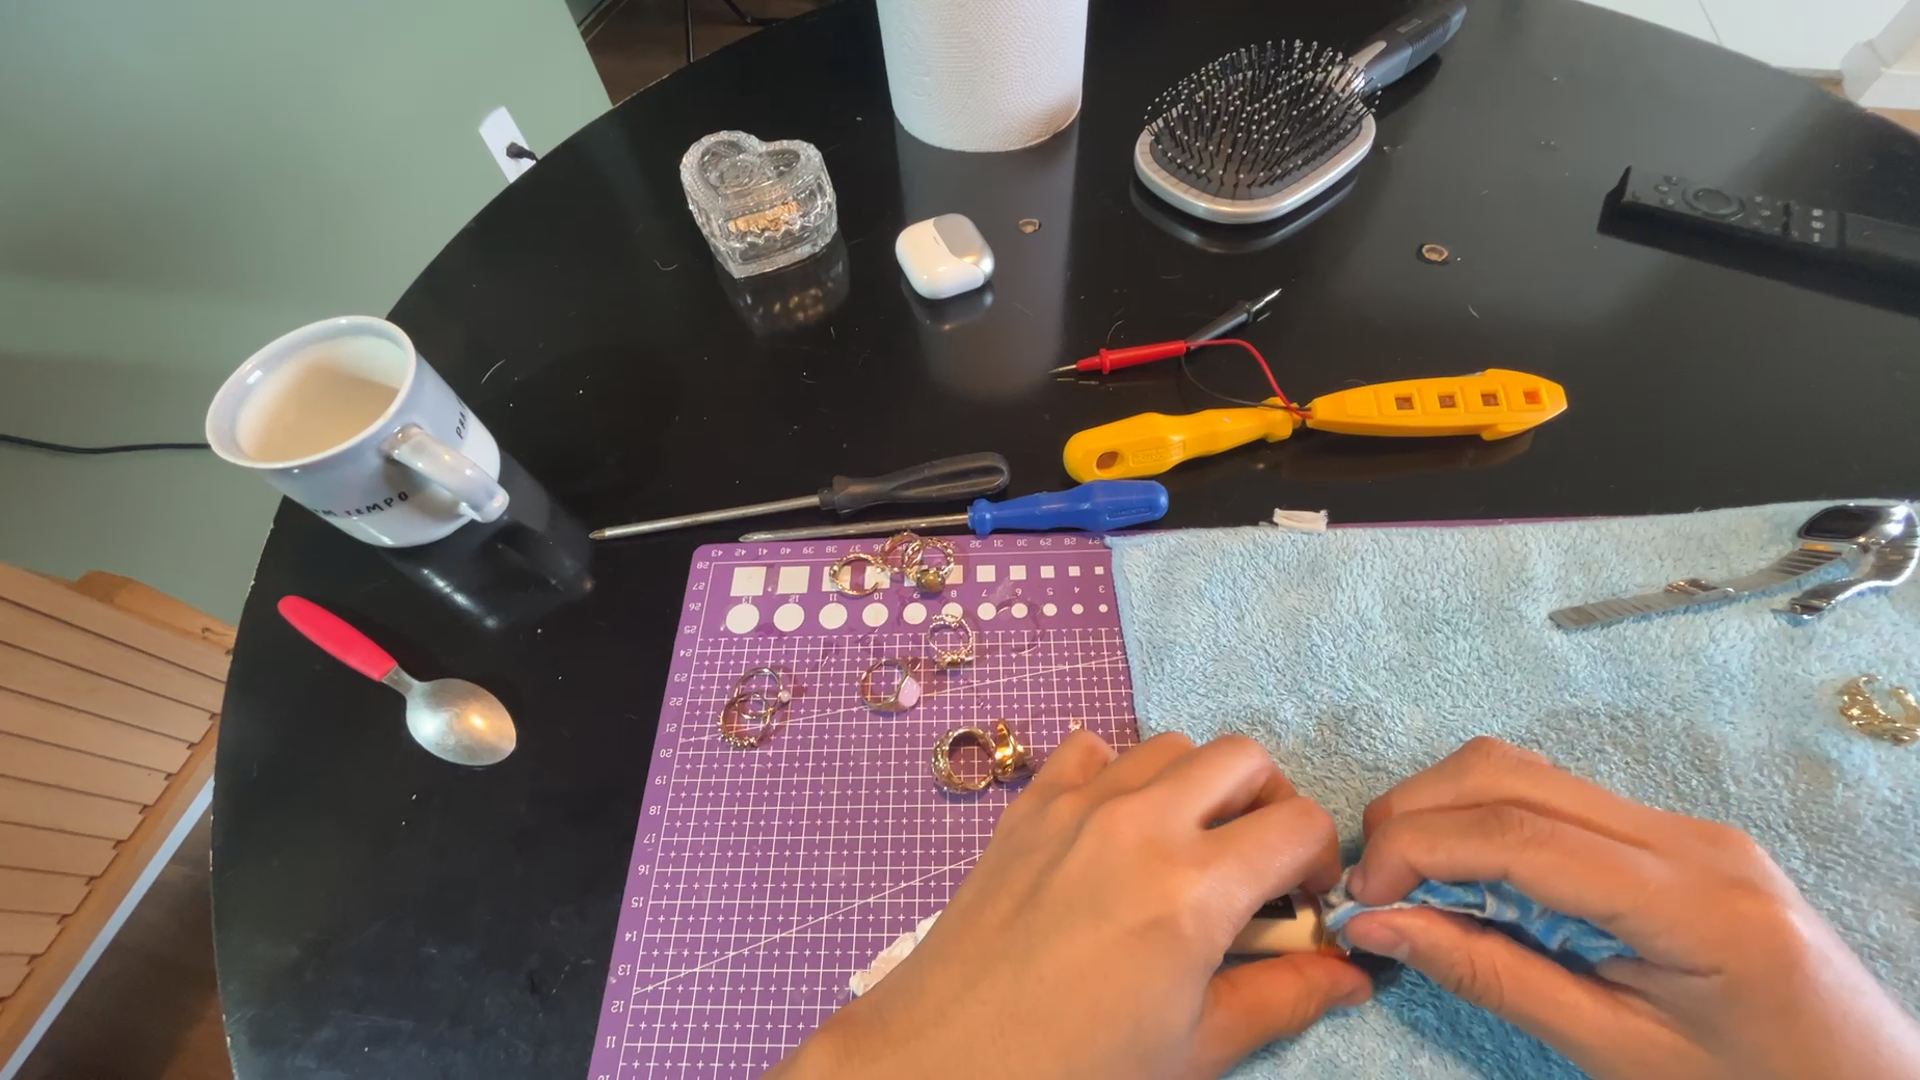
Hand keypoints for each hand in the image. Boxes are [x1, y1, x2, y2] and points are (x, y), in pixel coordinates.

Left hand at [771, 731, 1369, 1079]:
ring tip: (1181, 841)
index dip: (1321, 857)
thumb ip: (1283, 995)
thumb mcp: (1196, 1045)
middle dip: (1268, 799)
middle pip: (1242, 756)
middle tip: (1250, 858)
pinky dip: (1116, 769)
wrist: (952, 1050)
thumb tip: (1353, 970)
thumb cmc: (1081, 1064)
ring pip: (1169, 744)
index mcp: (1196, 885)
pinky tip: (1110, 820)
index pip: (1300, 823)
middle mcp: (1143, 819)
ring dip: (1195, 782)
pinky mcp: (1032, 798)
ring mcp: (1080, 797)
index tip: (1301, 897)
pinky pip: (1088, 746)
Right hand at [1342, 737, 1919, 1079]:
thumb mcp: (1620, 1057)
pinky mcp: (1663, 828)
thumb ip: (1490, 977)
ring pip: (1515, 766)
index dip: (1417, 850)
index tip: (1362, 896)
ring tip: (1410, 871)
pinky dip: (1476, 814)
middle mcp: (1685, 835)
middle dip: (1413, 813)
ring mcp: (1678, 822)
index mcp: (1696, 903)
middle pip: (1504, 775)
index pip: (1517, 836)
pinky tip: (1466, 866)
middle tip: (1374, 880)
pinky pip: (1542, 789)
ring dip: (1438, 805)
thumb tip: (1371, 924)